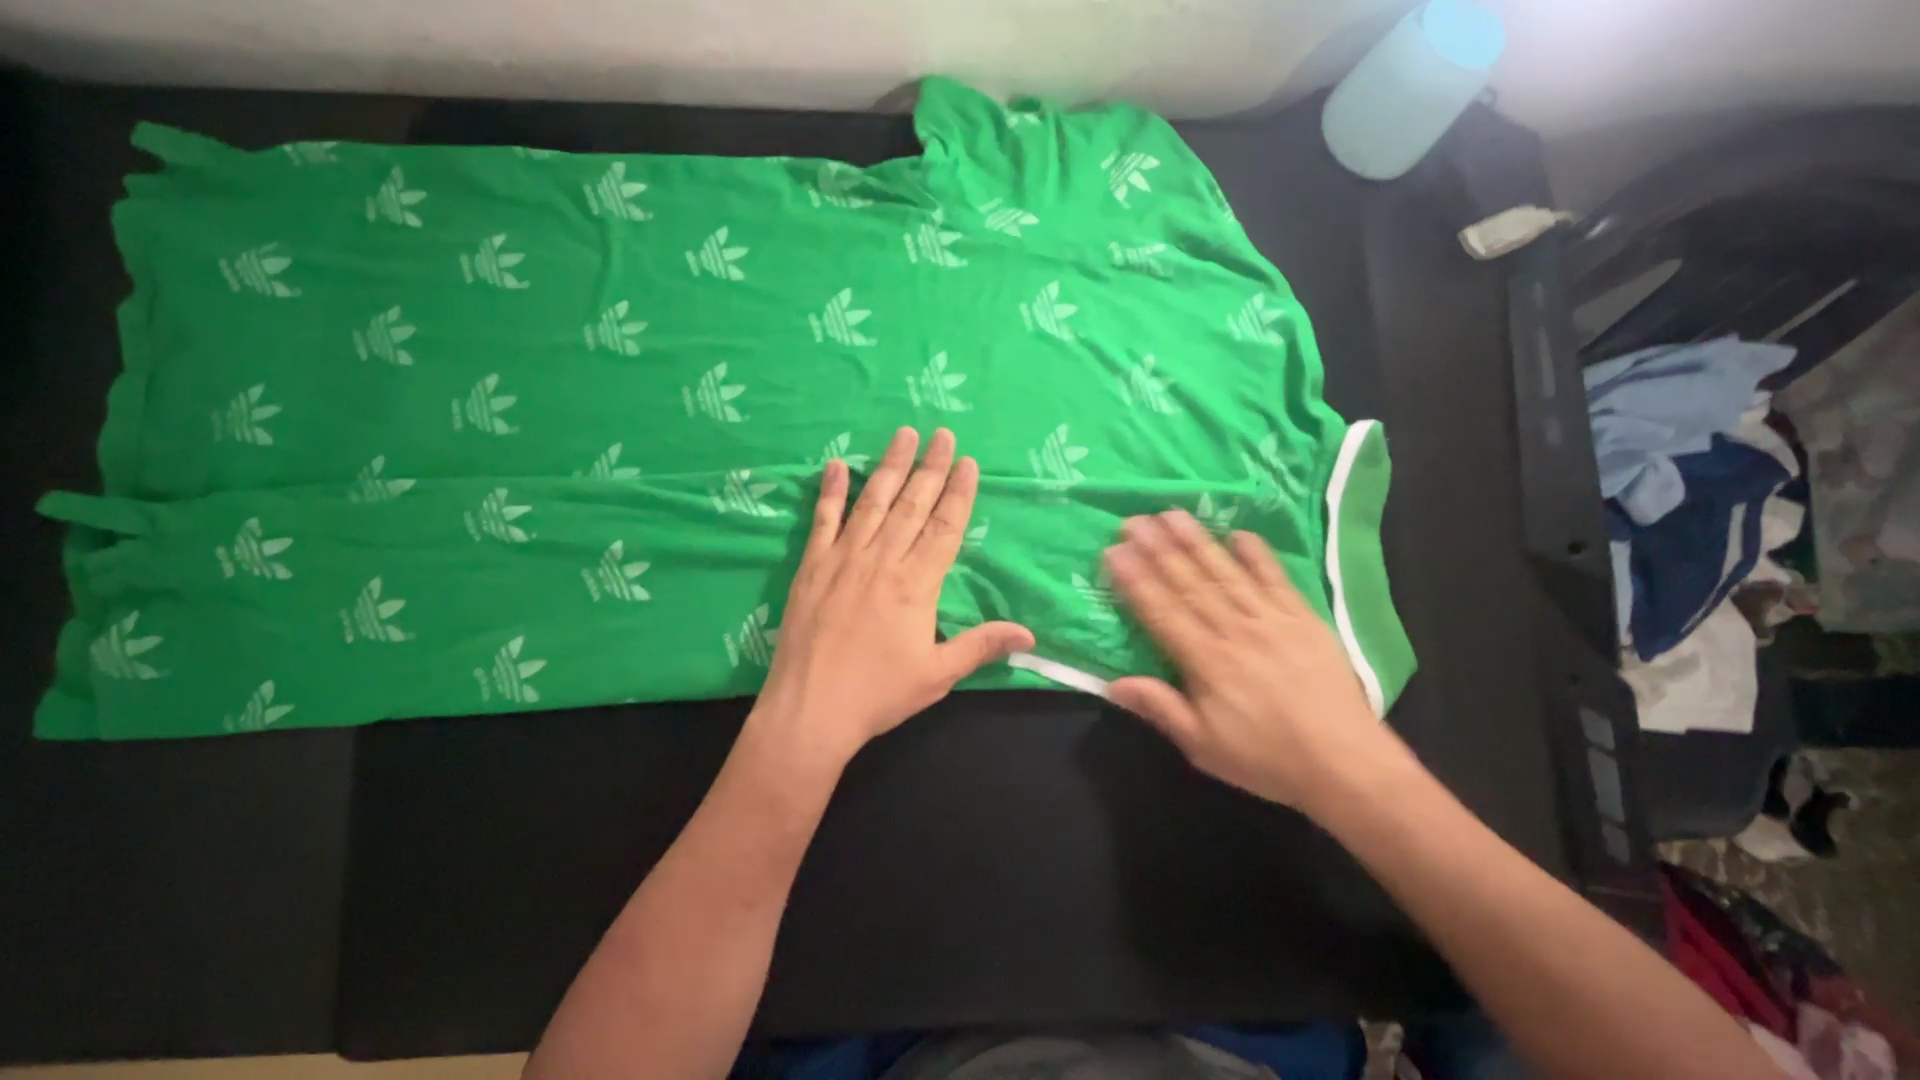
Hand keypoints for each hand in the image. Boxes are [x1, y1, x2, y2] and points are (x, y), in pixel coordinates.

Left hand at [751, 427, 1034, 766]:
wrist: (810, 709)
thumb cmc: (878, 695)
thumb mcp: (937, 675)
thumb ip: (981, 646)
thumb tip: (1029, 634)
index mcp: (917, 584)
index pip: (945, 527)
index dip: (959, 493)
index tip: (968, 462)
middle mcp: (883, 561)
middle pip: (912, 504)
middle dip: (931, 467)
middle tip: (942, 433)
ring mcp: (844, 559)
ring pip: (872, 502)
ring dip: (889, 466)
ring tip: (903, 434)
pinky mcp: (811, 567)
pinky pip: (823, 521)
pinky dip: (831, 491)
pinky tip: (837, 465)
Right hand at [1103, 510, 1413, 812]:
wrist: (1344, 762)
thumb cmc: (1266, 759)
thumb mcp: (1203, 746)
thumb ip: (1160, 708)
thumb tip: (1112, 683)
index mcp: (1207, 663)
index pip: (1162, 612)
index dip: (1136, 581)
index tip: (1114, 552)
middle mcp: (1235, 632)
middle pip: (1190, 584)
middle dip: (1159, 550)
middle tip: (1134, 520)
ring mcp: (1272, 621)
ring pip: (1227, 573)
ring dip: (1197, 542)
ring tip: (1172, 514)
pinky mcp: (1304, 620)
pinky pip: (1276, 579)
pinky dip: (1257, 555)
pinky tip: (1238, 534)